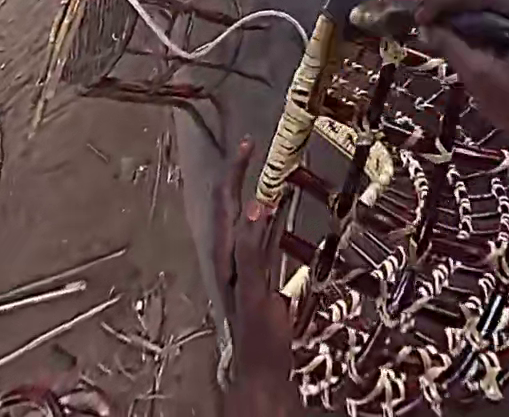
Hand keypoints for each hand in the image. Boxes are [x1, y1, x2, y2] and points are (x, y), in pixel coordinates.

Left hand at [215, 139, 294, 406]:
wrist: (263, 365)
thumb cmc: (256, 333)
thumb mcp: (253, 288)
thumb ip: (252, 248)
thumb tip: (257, 205)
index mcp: (225, 249)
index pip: (226, 197)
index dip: (235, 169)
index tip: (248, 144)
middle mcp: (230, 248)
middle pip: (231, 200)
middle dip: (240, 171)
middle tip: (253, 147)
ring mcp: (243, 256)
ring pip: (246, 212)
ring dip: (255, 187)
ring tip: (269, 167)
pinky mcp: (258, 266)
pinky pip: (263, 229)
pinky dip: (271, 211)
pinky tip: (283, 205)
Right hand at [415, 0, 508, 145]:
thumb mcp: (480, 76)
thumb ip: (451, 46)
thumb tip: (425, 29)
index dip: (441, 1)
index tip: (418, 18)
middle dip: (444, 4)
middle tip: (419, 20)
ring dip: (452, 10)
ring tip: (428, 24)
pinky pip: (488, 10)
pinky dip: (465, 18)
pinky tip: (447, 29)